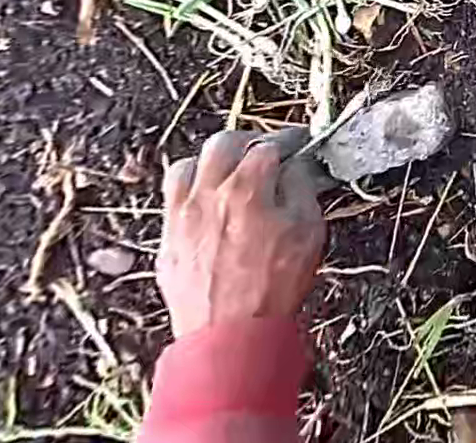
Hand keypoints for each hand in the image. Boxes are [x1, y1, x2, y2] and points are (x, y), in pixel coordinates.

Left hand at [157, 129, 326, 337]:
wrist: (230, 335)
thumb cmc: (276, 280)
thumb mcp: (309, 226)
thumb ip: (301, 186)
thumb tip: (295, 165)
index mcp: (247, 189)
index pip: (270, 145)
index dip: (292, 141)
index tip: (303, 144)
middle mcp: (208, 196)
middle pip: (222, 143)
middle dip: (250, 140)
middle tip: (268, 152)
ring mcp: (181, 219)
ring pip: (186, 166)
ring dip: (212, 163)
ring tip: (232, 173)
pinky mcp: (167, 243)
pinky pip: (172, 201)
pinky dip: (194, 191)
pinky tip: (215, 205)